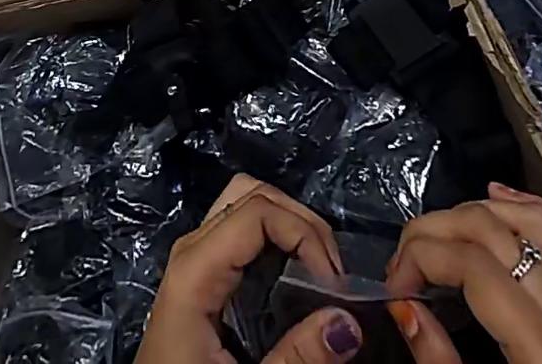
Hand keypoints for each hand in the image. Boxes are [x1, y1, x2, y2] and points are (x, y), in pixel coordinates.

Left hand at [136, 174, 356, 363]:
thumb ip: (296, 357)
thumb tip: (348, 321)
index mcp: (195, 269)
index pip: (256, 210)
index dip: (303, 232)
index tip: (335, 284)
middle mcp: (192, 248)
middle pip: (251, 195)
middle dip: (301, 222)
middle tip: (335, 275)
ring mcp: (195, 254)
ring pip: (245, 202)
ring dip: (290, 222)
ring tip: (322, 270)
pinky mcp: (203, 269)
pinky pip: (241, 228)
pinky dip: (275, 234)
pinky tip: (297, 272)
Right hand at [383, 182, 541, 363]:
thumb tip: (402, 305)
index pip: (473, 264)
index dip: (421, 257)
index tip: (392, 285)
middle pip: (495, 232)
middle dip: (435, 230)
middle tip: (403, 263)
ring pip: (532, 223)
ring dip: (475, 211)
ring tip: (437, 231)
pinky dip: (533, 209)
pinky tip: (498, 197)